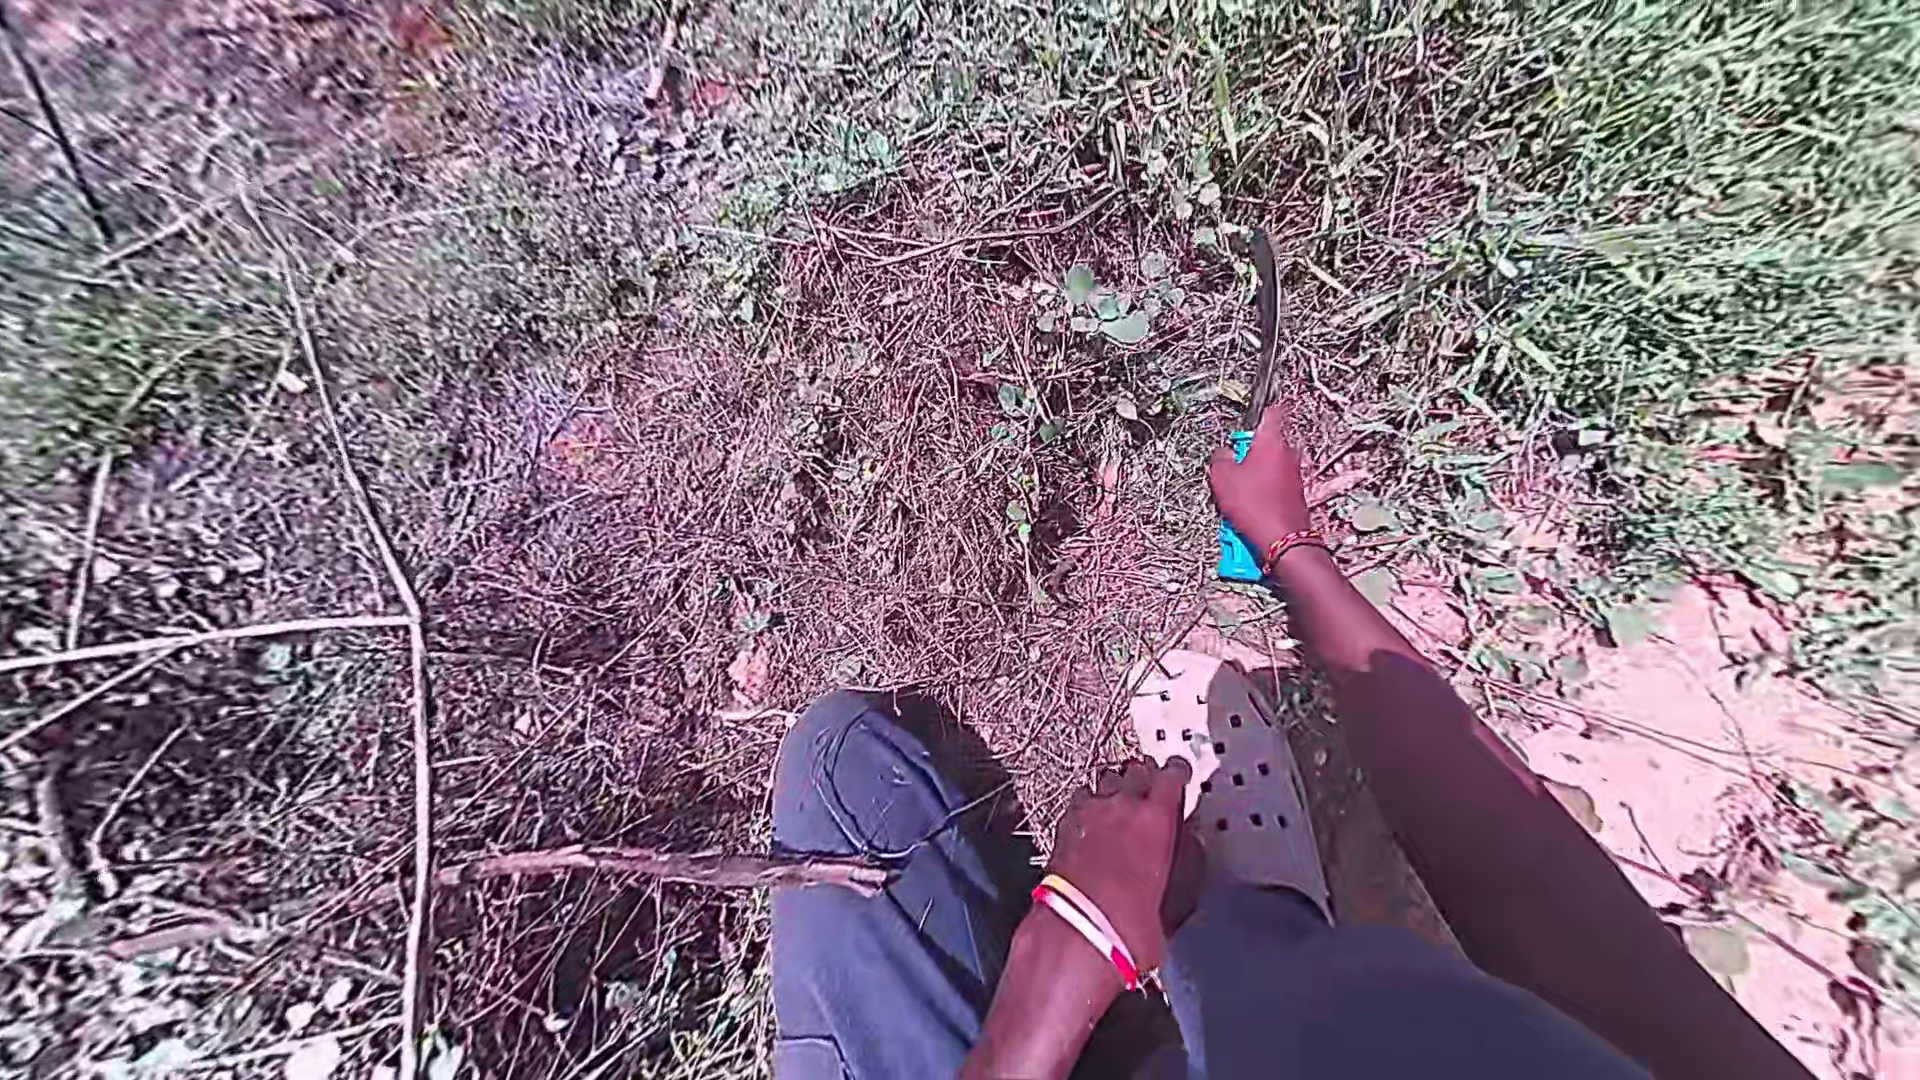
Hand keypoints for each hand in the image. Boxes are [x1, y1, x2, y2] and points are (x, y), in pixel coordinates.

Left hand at [1046, 756, 1191, 971]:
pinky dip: (1090, 802)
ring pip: (1107, 777)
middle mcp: (1122, 803)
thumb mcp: (1176, 900)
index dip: (1177, 772)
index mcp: (1156, 818)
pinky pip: (1082, 796)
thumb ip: (1186, 862)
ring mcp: (1090, 807)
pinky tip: (1093, 818)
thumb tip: (1193, 844)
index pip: (1172, 775)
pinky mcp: (1066, 818)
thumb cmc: (1131, 924)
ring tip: (1121, 801)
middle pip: (1136, 769)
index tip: (1179, 773)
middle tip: (1151, 787)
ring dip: (1116, 786)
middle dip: (1146, 775)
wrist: (1077, 930)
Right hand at [1208, 403, 1309, 552]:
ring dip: (1251, 475)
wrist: (1280, 539)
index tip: (1249, 413)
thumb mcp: (1222, 477)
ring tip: (1235, 494)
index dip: (1257, 411)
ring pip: (1266, 466)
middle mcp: (1287, 455)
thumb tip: (1223, 453)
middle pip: (1264, 444)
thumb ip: (1220, 458)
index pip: (1270, 413)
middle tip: (1229, 467)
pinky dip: (1258, 493)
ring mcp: (1293, 475)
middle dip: (1246, 454)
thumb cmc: (1254, 506)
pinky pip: (1270, 486)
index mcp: (1271, 442)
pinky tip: (1245, 508)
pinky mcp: (1293, 493)